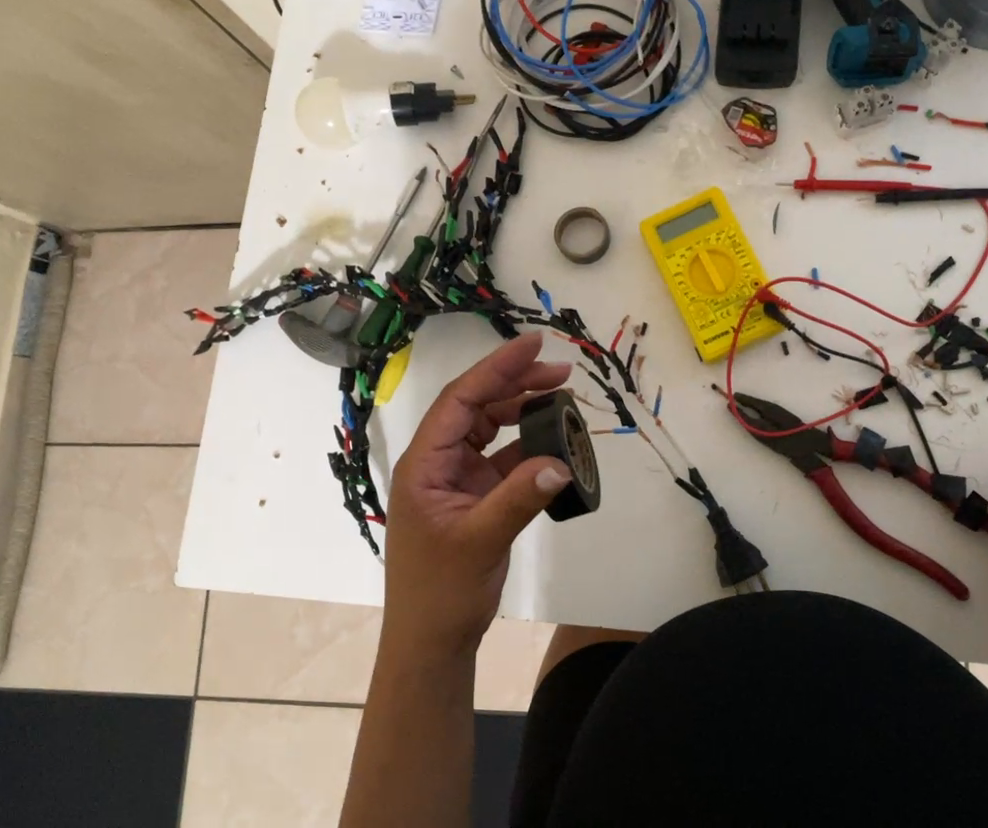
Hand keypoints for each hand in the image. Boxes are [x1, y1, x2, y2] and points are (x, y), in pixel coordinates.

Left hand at [381, 334, 573, 654]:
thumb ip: (519, 499)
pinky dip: (529, 448)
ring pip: (490, 430)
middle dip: (515, 384)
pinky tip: (556, 443)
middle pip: (476, 408)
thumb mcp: (479, 542)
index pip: (460, 401)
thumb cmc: (441, 592)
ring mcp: (455, 481)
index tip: (534, 345)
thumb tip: (562, 461)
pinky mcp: (474, 498)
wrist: (430, 642)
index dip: (496, 369)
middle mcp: (437, 463)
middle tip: (561, 372)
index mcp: (424, 463)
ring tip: (563, 398)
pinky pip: (503, 460)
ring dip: (524, 412)